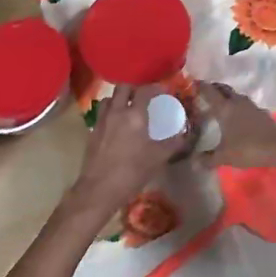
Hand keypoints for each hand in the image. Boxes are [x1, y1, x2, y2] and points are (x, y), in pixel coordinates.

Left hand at [70, 85, 187, 214]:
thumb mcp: (158, 158)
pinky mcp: (92, 132)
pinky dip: (110, 112)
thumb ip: (173, 143)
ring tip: (128, 108)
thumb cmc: (132, 172)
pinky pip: (101, 114)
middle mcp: (116, 112)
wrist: (100, 189)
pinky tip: (117, 125)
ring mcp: (101, 121)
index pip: (144, 91)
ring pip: (108, 99)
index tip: (163, 90)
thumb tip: (183, 135)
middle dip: (134, 88)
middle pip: (123, 88)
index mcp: (134, 115)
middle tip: (144, 97)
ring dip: (118, 98)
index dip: (155, 87)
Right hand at [196, 83, 275, 168]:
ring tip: (221, 102)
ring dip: (228, 96)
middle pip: (224, 89)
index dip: (201, 86)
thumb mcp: (225, 156)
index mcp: (224, 108)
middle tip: (206, 90)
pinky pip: (246, 105)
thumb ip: (209, 158)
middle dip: (214, 88)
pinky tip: (238, 115)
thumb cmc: (248, 148)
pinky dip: (239, 106)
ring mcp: (252, 106)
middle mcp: (237, 102)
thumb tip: (194, 162)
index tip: (193, 83)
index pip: (209, 92)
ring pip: (236, 96)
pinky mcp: (262, 113)